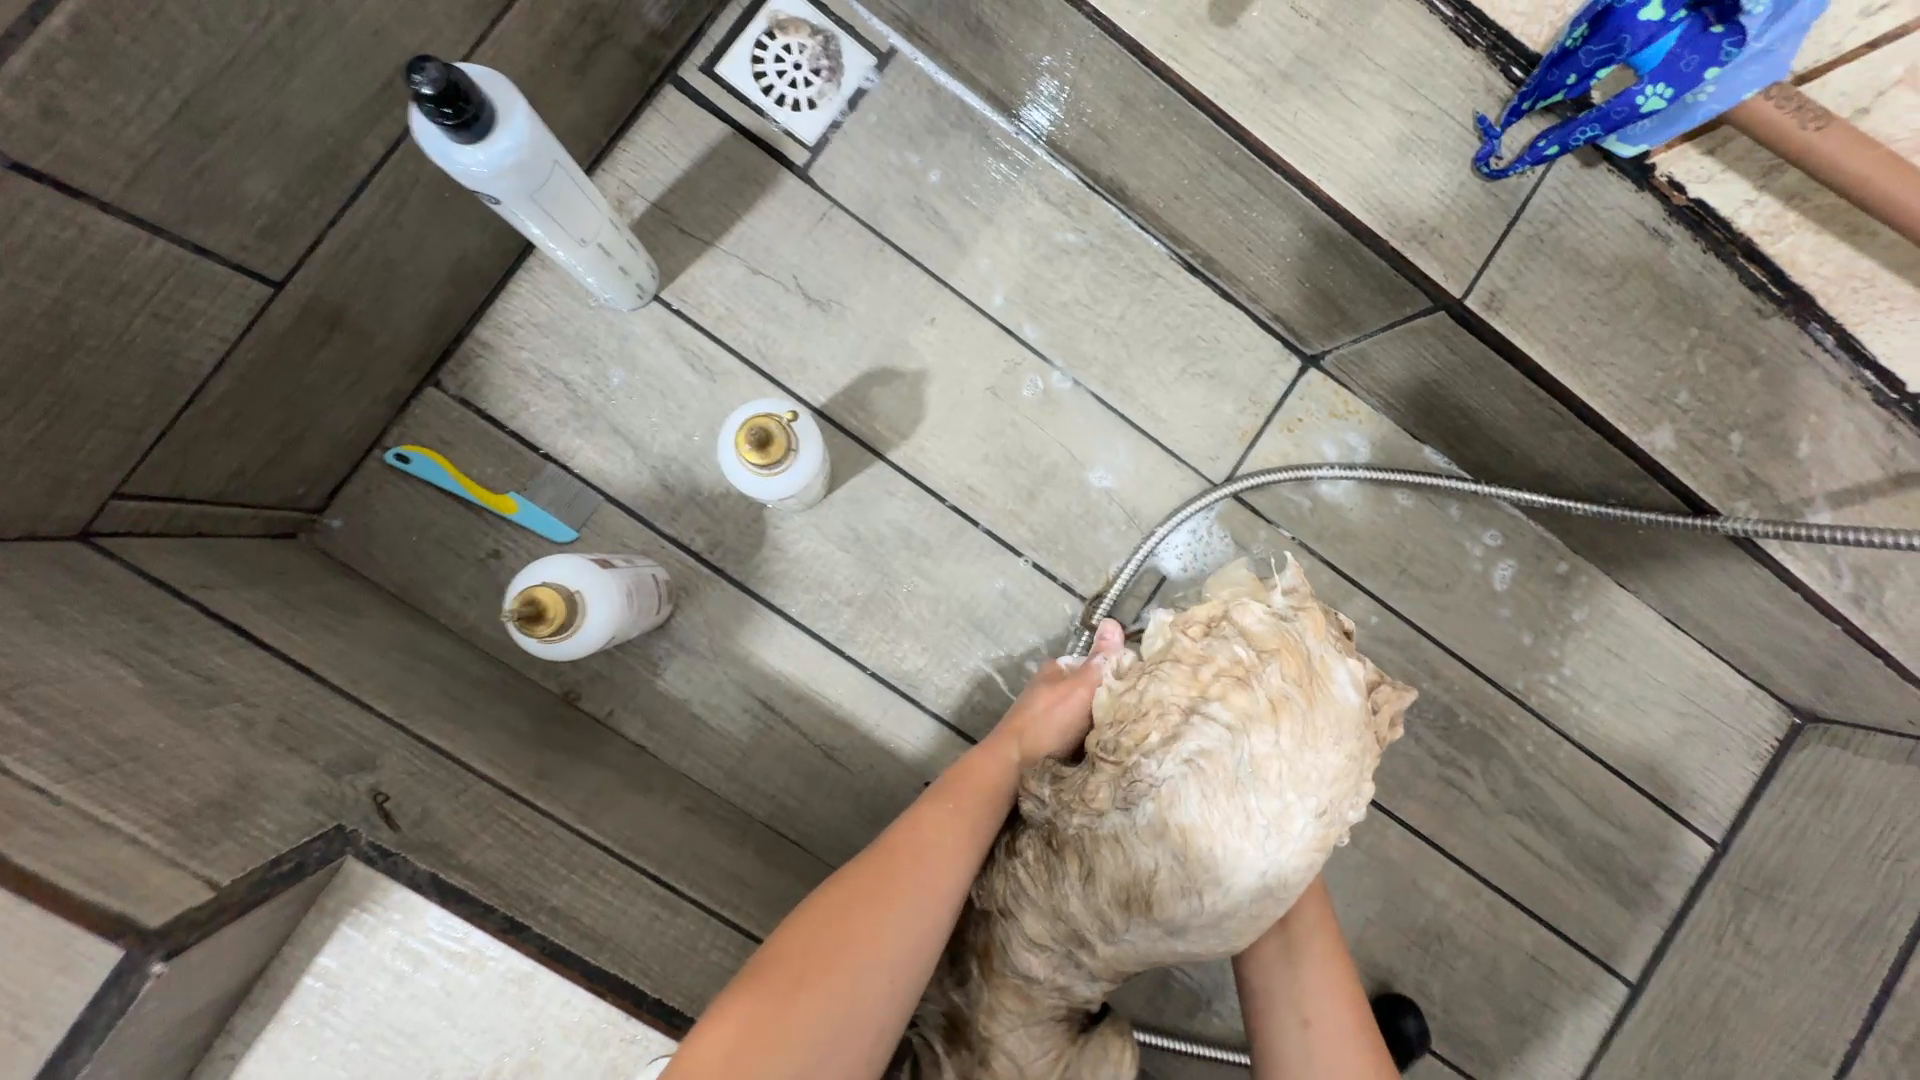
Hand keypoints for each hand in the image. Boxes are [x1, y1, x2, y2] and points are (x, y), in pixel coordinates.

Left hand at [985, 619, 1125, 769]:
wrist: (1015, 765)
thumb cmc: (1048, 721)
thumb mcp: (1079, 687)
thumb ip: (1099, 660)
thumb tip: (1112, 620)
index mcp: (1056, 670)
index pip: (1094, 664)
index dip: (1116, 674)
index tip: (1138, 690)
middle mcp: (1051, 689)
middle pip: (1091, 691)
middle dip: (1110, 702)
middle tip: (1135, 715)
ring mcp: (1048, 716)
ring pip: (1086, 715)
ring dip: (1101, 724)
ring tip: (1125, 733)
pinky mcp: (1048, 741)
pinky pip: (1079, 736)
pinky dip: (1090, 741)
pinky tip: (1104, 748)